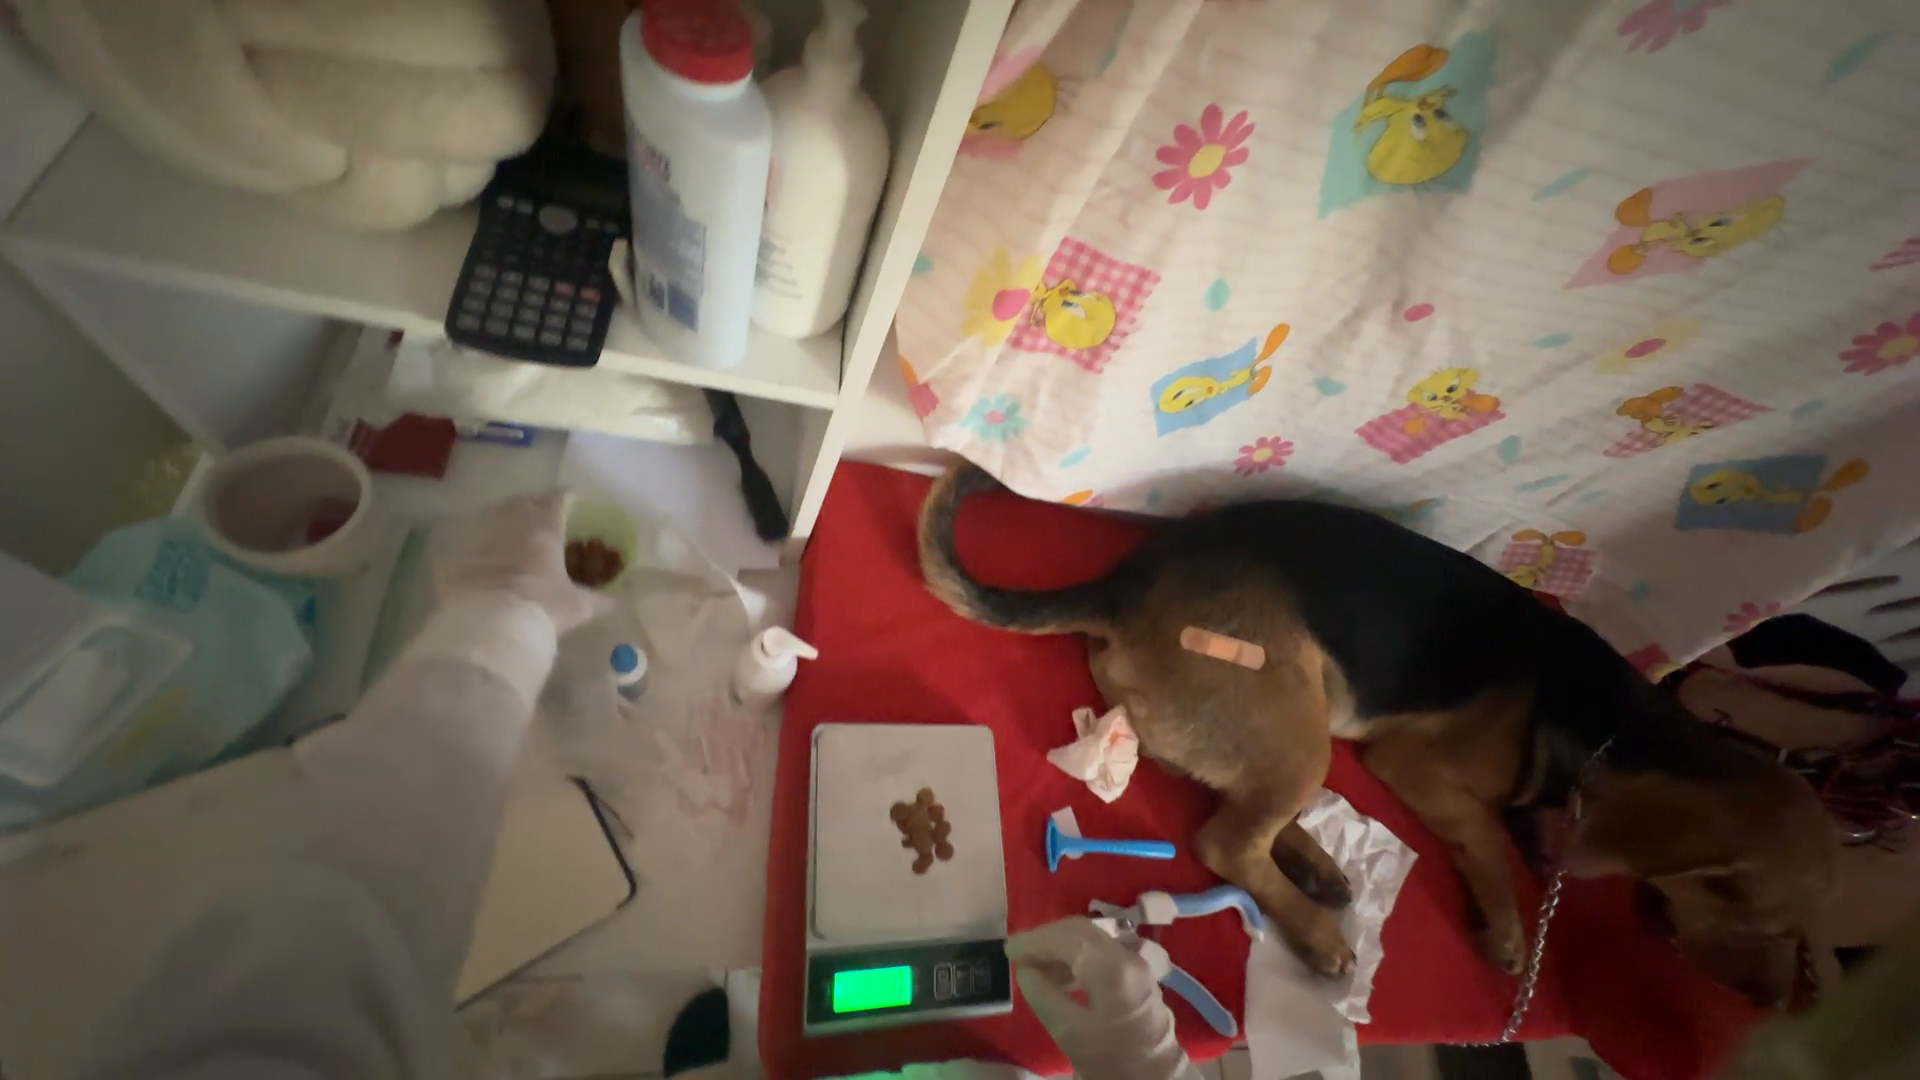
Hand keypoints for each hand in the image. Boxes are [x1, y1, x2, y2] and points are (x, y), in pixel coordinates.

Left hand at [431, 492, 607, 633]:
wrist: (489, 626)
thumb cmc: (542, 608)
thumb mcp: (579, 607)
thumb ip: (599, 600)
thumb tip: (614, 601)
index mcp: (545, 528)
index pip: (558, 499)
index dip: (566, 497)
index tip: (572, 502)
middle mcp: (511, 522)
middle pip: (523, 500)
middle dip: (534, 505)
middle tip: (542, 517)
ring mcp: (477, 535)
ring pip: (491, 513)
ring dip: (502, 518)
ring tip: (509, 531)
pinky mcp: (451, 553)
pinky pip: (462, 537)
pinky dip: (474, 541)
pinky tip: (478, 553)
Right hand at [1006, 919, 1198, 1079]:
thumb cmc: (1113, 1065)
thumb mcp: (1070, 1035)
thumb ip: (1043, 996)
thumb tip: (1025, 969)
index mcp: (1112, 968)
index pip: (1066, 938)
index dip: (1034, 941)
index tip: (1008, 950)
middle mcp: (1126, 955)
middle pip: (1079, 931)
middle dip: (1046, 938)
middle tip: (1019, 954)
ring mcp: (1135, 963)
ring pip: (1090, 938)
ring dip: (1060, 946)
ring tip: (1035, 967)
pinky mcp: (1137, 974)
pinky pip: (1100, 952)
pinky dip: (1076, 956)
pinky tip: (1060, 976)